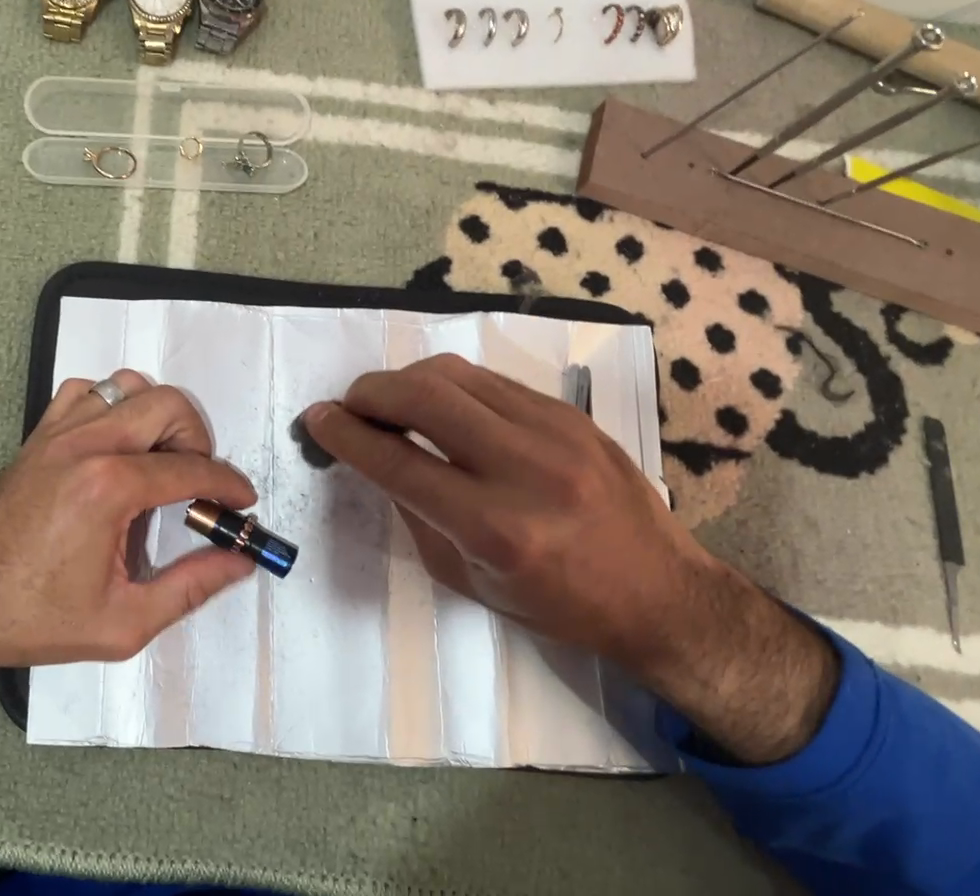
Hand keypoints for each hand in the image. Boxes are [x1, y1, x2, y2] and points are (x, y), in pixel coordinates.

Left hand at [0, 370, 257, 670]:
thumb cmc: (35, 618)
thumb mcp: (126, 622)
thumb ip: (192, 587)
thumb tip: (239, 560)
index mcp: (108, 488)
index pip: (192, 468)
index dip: (228, 486)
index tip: (242, 503)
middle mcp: (84, 445)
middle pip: (168, 405)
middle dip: (199, 439)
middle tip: (201, 483)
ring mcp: (57, 434)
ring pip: (127, 386)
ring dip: (157, 416)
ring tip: (162, 461)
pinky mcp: (39, 436)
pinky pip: (86, 391)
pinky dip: (112, 405)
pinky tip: (117, 444)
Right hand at [303, 354, 837, 763]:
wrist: (662, 594)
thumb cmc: (558, 605)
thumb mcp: (467, 578)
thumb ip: (417, 513)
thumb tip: (377, 460)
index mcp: (495, 528)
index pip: (398, 462)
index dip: (346, 436)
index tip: (317, 421)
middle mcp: (525, 469)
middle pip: (423, 398)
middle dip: (369, 394)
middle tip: (348, 406)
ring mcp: (555, 432)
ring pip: (455, 374)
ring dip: (404, 380)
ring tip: (388, 402)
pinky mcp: (571, 413)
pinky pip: (489, 380)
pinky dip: (448, 384)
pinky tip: (437, 404)